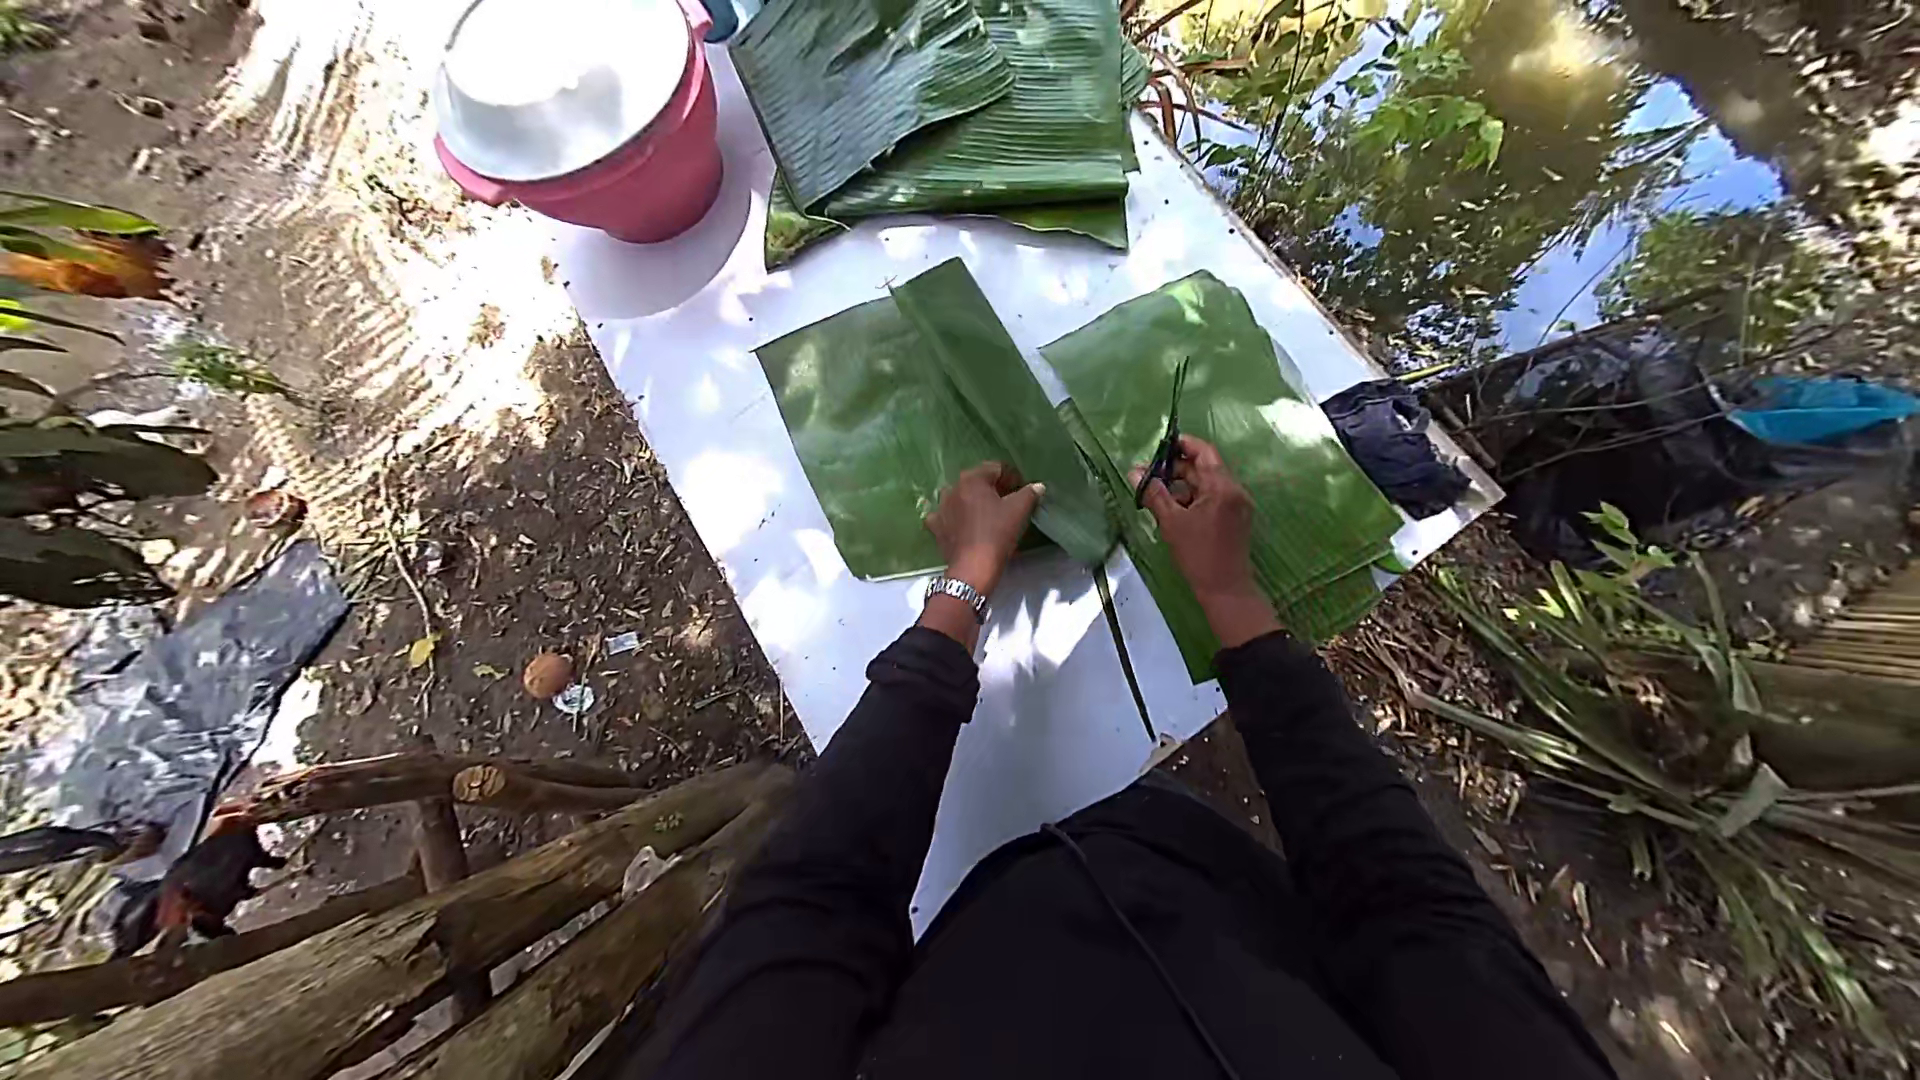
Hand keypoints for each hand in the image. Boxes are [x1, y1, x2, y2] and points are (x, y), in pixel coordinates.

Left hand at [924, 461, 1043, 596]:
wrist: (973, 566)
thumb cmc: (997, 533)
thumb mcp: (1019, 511)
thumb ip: (1029, 493)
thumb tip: (1037, 486)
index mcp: (972, 478)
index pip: (996, 468)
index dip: (1013, 477)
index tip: (1023, 491)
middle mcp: (952, 487)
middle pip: (977, 481)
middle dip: (994, 488)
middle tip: (1009, 502)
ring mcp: (941, 507)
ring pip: (961, 496)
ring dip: (974, 501)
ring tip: (988, 514)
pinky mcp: (935, 526)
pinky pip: (947, 515)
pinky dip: (956, 516)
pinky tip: (964, 524)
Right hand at [1134, 435, 1279, 647]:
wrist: (1225, 588)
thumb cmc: (1198, 554)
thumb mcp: (1171, 522)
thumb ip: (1154, 494)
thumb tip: (1134, 472)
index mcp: (1222, 487)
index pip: (1204, 452)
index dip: (1182, 444)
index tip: (1159, 447)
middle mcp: (1234, 490)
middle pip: (1204, 467)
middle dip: (1176, 468)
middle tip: (1149, 476)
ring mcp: (1237, 504)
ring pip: (1206, 484)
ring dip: (1182, 484)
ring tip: (1156, 494)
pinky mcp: (1234, 517)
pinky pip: (1212, 497)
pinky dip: (1192, 498)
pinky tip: (1173, 509)